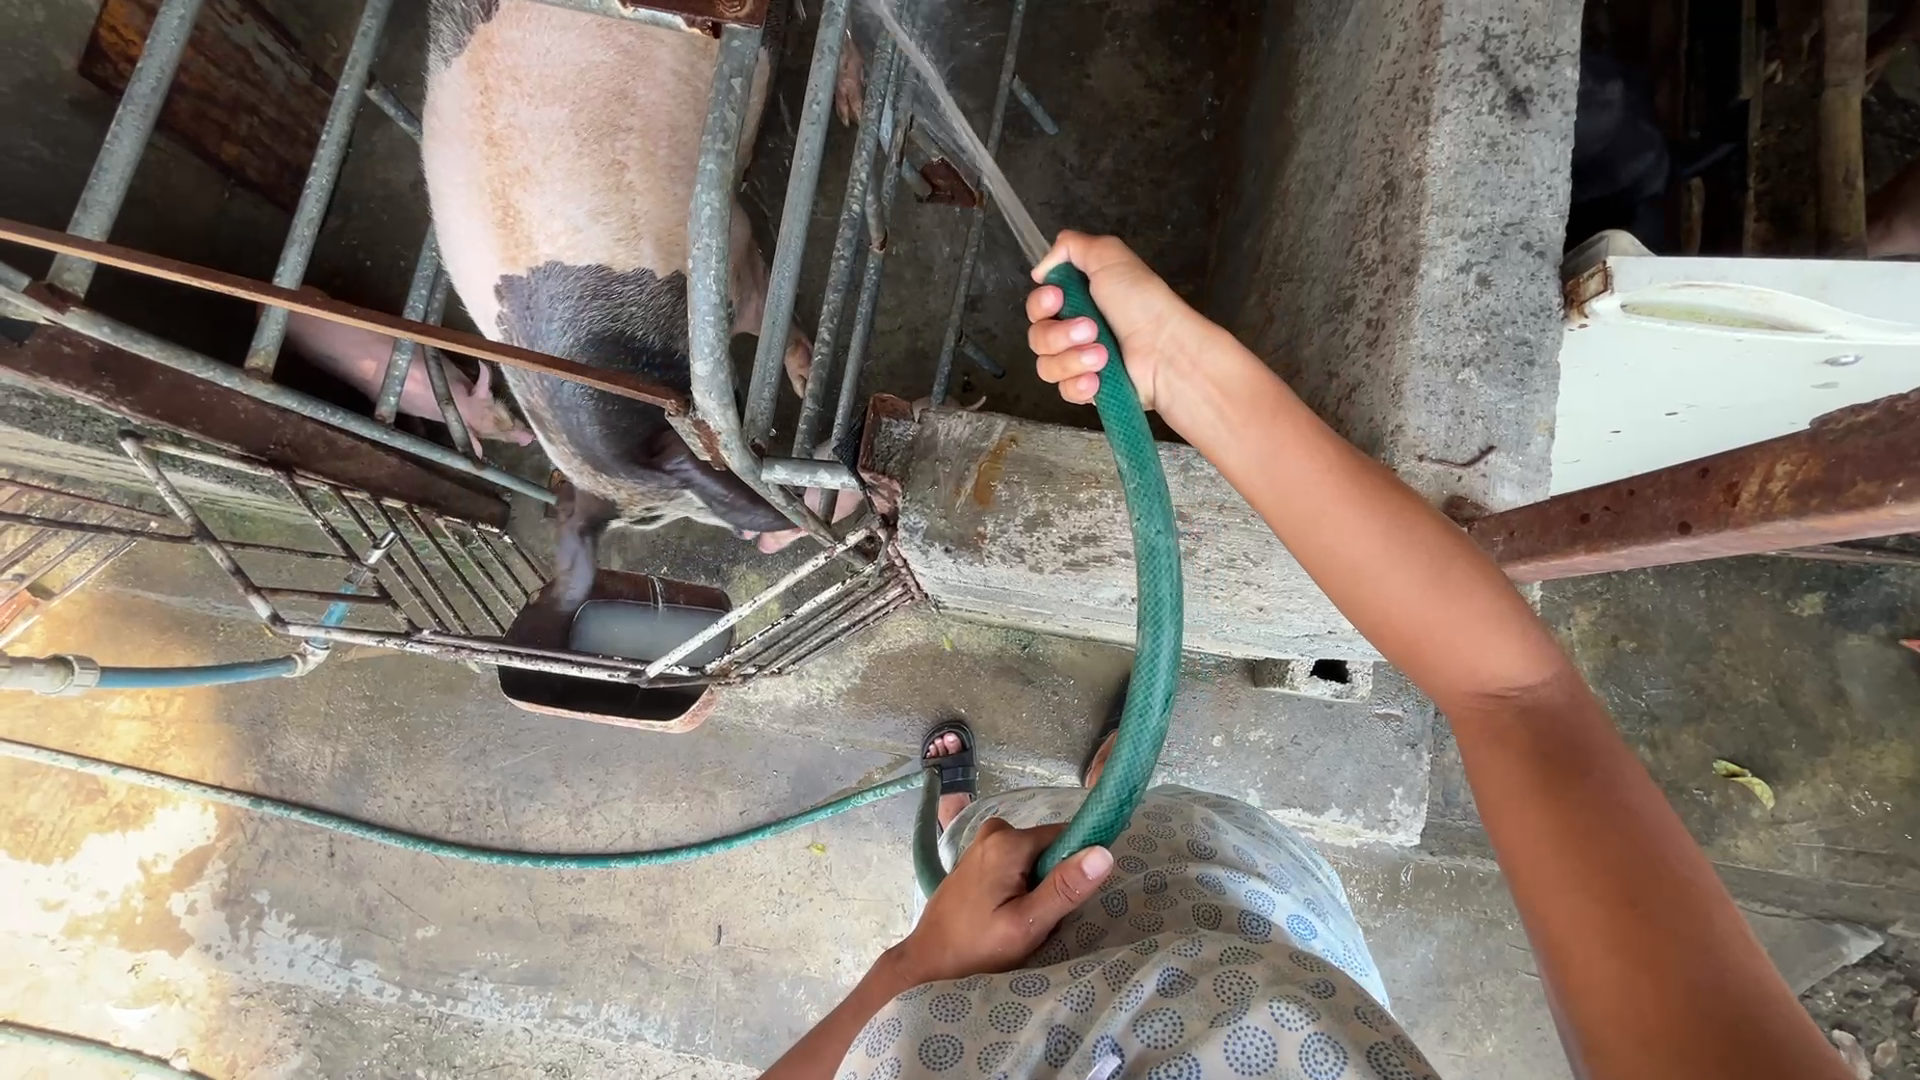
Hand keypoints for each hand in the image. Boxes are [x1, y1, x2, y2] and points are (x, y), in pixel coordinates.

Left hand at [889, 819, 1113, 985]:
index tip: (1067, 901)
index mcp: (1009, 840)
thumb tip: (1104, 852)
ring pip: (1033, 858)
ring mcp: (985, 841)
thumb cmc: (976, 947)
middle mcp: (997, 830)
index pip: (1065, 837)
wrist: (929, 959)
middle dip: (1052, 881)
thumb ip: (1065, 888)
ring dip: (1036, 887)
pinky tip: (1006, 913)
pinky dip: (1020, 886)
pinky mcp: (979, 855)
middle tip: (1040, 919)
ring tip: (1021, 919)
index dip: (1074, 868)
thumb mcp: (1027, 924)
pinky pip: (1016, 863)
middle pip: (1048, 849)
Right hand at [1027, 231, 1219, 414]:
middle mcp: (1075, 330)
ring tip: (1102, 356)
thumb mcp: (1109, 257)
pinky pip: (1064, 391)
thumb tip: (1042, 267)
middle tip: (1091, 329)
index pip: (1037, 306)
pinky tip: (1097, 380)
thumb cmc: (1142, 303)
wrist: (1165, 351)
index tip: (1057, 299)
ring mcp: (1080, 362)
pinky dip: (1078, 385)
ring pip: (1046, 366)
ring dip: (1071, 359)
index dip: (1041, 304)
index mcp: (1078, 299)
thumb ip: (1071, 247)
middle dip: (1058, 334)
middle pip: (1037, 337)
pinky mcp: (1089, 389)